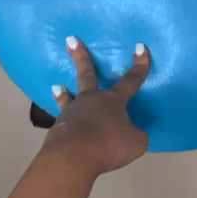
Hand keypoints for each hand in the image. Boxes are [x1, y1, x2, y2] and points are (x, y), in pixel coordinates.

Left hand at [40, 37, 151, 178]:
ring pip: (69, 99)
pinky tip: (63, 128)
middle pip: (87, 75)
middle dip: (81, 57)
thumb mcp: (136, 142)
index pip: (130, 80)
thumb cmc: (109, 145)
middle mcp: (91, 100)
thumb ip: (136, 134)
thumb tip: (132, 133)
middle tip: (70, 40)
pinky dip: (64, 123)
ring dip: (63, 93)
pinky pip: (63, 122)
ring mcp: (71, 112)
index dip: (139, 66)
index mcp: (113, 100)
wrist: (73, 157)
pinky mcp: (58, 129)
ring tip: (57, 87)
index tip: (140, 47)